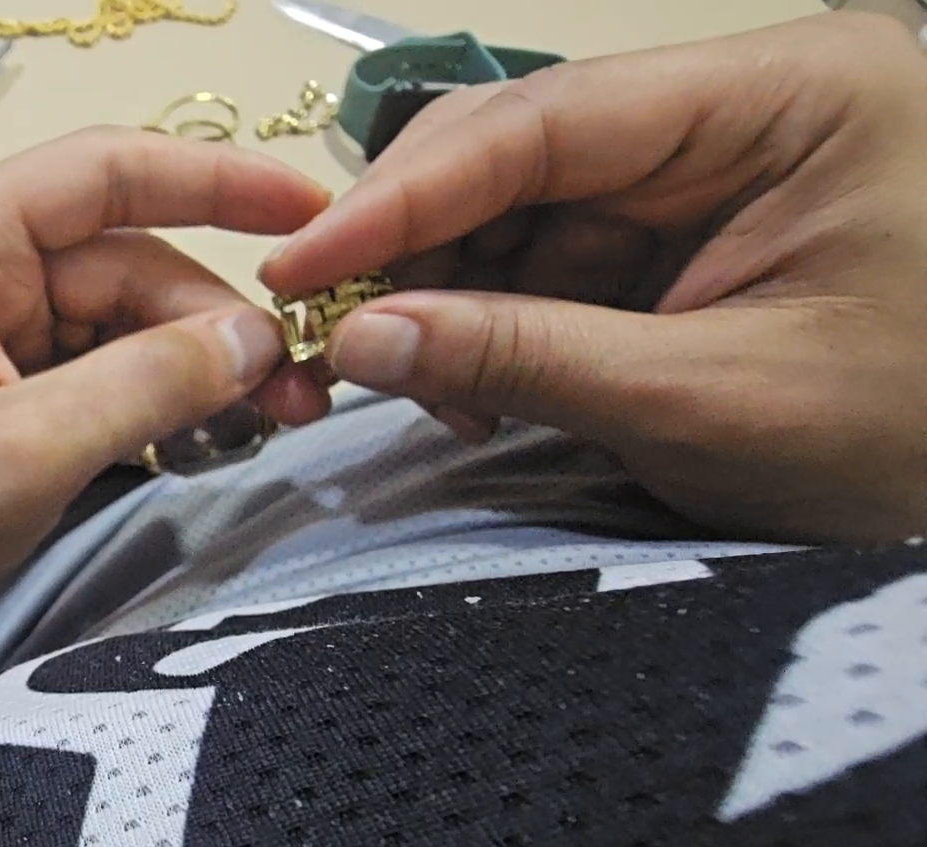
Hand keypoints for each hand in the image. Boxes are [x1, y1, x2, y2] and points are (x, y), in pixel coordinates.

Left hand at [0, 128, 329, 691]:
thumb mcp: (27, 449)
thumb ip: (148, 383)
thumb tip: (258, 337)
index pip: (104, 176)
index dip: (216, 185)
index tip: (310, 215)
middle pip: (125, 268)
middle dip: (214, 327)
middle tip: (298, 393)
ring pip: (118, 328)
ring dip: (190, 374)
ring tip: (264, 424)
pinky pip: (93, 376)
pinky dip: (148, 406)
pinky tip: (199, 440)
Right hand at [259, 12, 926, 544]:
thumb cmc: (907, 434)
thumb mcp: (700, 399)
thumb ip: (517, 356)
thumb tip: (354, 338)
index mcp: (783, 101)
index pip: (542, 123)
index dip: (396, 199)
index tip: (292, 269)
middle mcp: (713, 121)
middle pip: (496, 161)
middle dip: (405, 257)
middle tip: (340, 342)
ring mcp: (670, 187)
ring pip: (484, 226)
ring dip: (430, 313)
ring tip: (440, 400)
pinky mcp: (636, 250)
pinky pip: (507, 278)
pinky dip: (463, 339)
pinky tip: (470, 396)